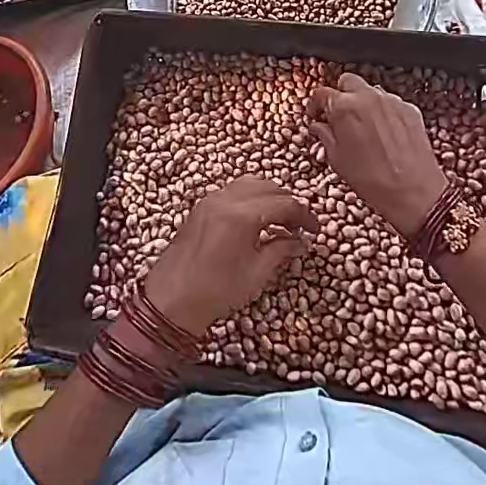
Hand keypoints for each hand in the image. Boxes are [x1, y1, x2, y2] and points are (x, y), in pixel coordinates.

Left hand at [144, 177, 317, 332]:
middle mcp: (224, 200)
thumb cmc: (215, 291)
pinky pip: (232, 192)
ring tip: (280, 222)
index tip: (315, 230)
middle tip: (300, 227)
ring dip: (268, 197)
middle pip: (267, 187)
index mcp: (240, 215)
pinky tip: (257, 222)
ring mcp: (209, 201)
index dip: (304, 215)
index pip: (283, 203)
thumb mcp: (256, 274)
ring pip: (249, 184)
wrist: (170, 300)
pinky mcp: (200, 208)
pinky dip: (250, 199)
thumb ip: (280, 250)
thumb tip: (300, 241)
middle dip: (288, 203)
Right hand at [305, 73, 448, 234]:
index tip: (315, 115)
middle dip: (339, 95)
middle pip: (347, 82)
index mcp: (344, 108)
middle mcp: (368, 98)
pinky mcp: (410, 110)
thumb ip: (325, 136)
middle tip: (336, 115)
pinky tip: (381, 133)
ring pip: (370, 90)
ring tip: (360, 126)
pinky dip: (382, 111)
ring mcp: (392, 102)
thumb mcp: (337, 159)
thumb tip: (320, 128)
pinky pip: (391, 102)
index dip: (315, 104)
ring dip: (361, 102)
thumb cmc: (374, 180)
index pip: (321, 93)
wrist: (414, 192)